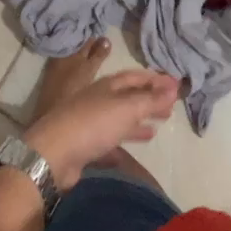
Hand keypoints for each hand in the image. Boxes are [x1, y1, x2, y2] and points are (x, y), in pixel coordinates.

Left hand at [22, 70, 179, 185]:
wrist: (55, 153)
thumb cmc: (93, 123)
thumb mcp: (126, 108)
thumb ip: (150, 99)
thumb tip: (174, 87)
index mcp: (108, 86)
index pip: (135, 77)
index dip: (155, 79)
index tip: (175, 84)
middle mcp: (99, 100)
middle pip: (129, 97)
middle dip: (149, 100)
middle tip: (171, 107)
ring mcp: (91, 123)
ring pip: (121, 119)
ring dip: (139, 121)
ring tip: (158, 127)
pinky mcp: (86, 146)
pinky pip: (111, 141)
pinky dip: (125, 142)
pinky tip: (136, 150)